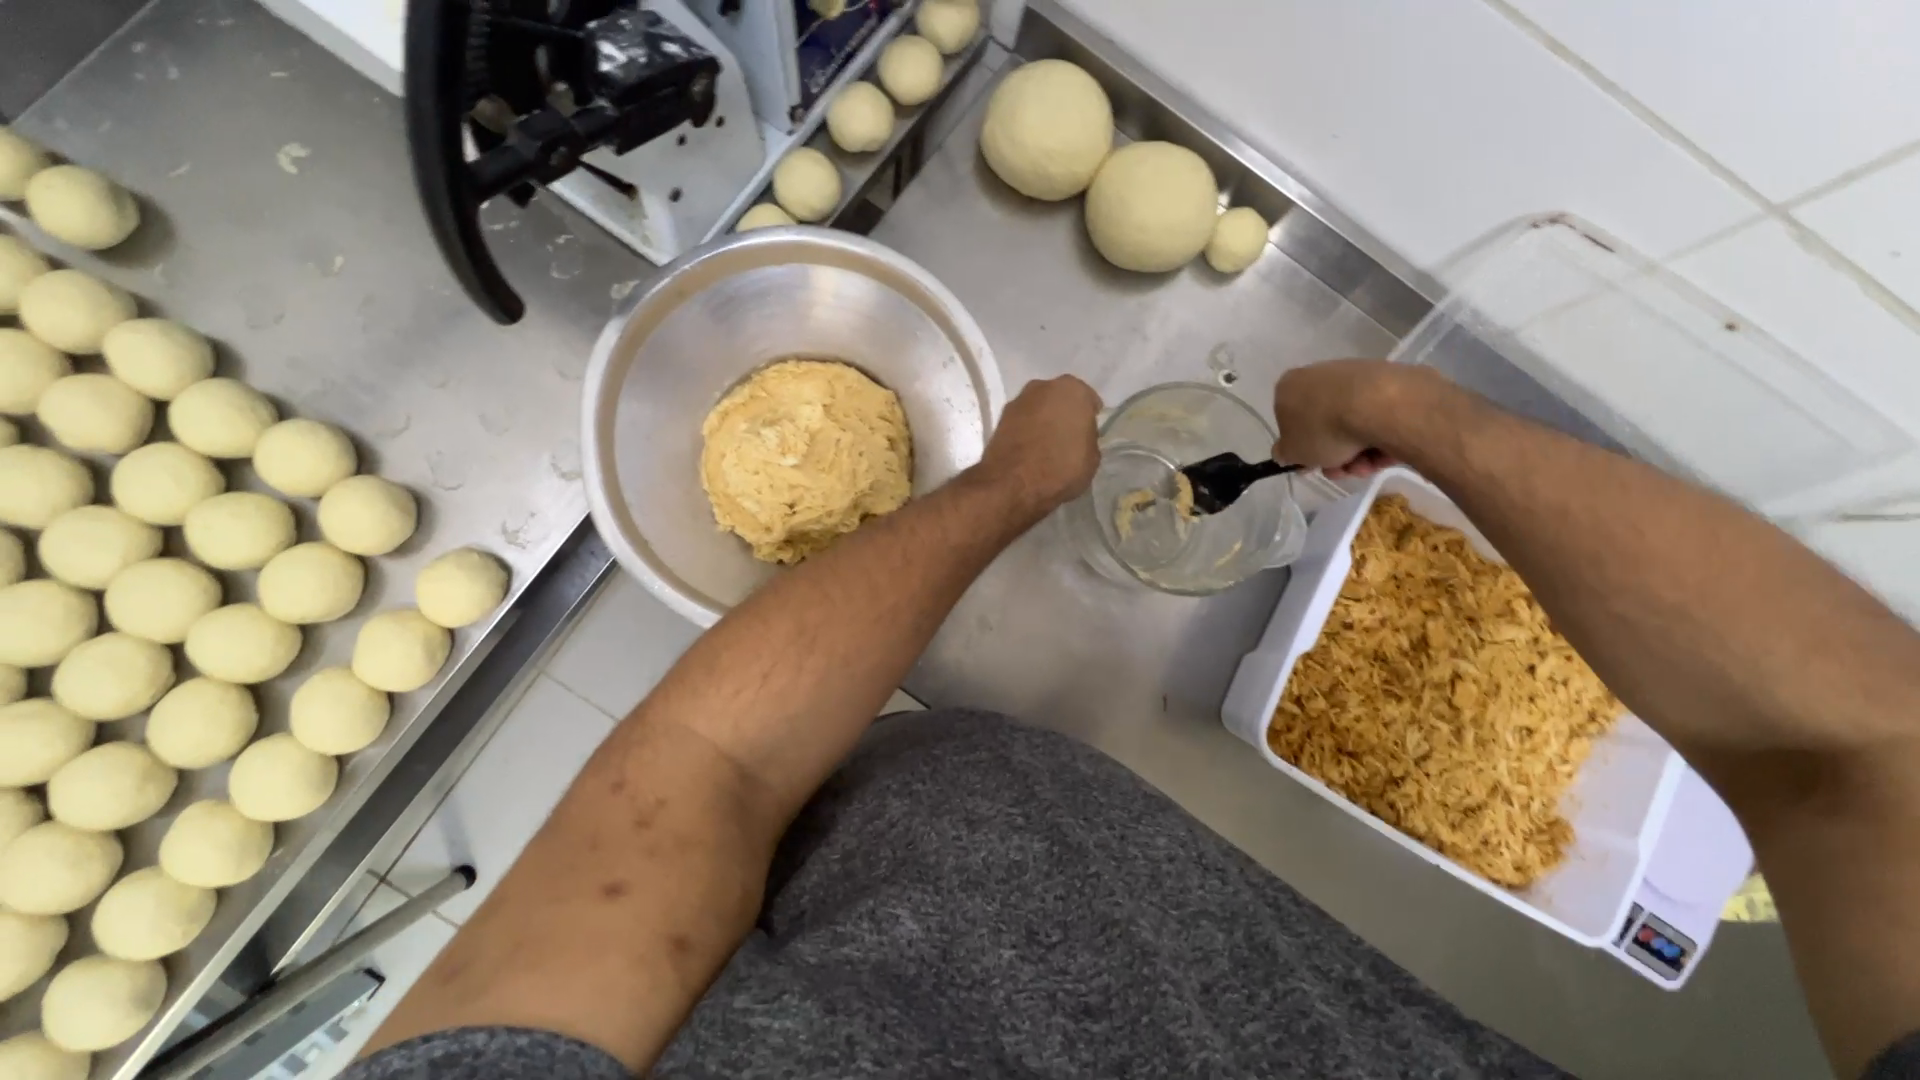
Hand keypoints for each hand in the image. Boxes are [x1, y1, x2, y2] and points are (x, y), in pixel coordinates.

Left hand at [975, 375, 1102, 515]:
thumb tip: (1078, 436)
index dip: (1090, 419)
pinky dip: (1025, 432)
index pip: (1089, 401)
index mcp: (1073, 390)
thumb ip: (1088, 437)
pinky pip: (1021, 423)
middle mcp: (1043, 386)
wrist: (1012, 485)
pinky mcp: (999, 418)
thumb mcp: (1092, 458)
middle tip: (1067, 439)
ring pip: (1038, 409)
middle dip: (1064, 415)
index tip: (1087, 436)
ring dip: (1042, 422)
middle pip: (1060, 400)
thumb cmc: (1061, 468)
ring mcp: (1018, 400)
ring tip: (1046, 447)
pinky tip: (1029, 451)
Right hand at [1271, 359, 1406, 478]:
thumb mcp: (1292, 453)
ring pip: (1351, 422)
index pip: (1289, 422)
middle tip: (1344, 470)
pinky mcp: (1385, 378)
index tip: (1314, 464)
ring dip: (1358, 451)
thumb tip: (1286, 451)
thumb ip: (1284, 453)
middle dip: (1335, 454)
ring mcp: (1353, 375)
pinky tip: (1386, 451)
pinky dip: (1379, 435)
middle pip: (1324, 424)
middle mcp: (1318, 374)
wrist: (1380, 405)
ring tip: (1369, 465)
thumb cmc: (1324, 428)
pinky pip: (1376, 414)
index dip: (1302, 448)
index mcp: (1289, 387)